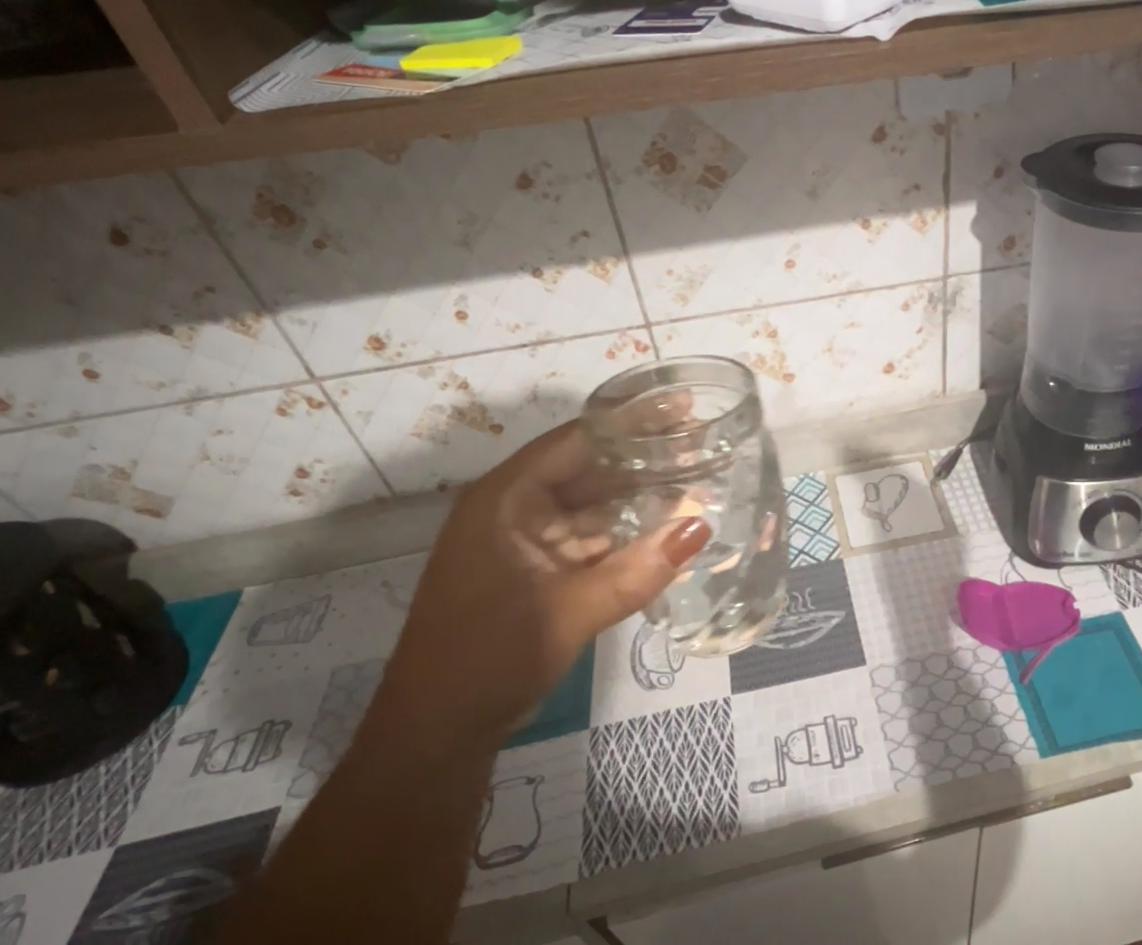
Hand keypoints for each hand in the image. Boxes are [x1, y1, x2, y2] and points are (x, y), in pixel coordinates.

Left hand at [371, 422, 710, 750]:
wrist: (436, 734)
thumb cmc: (485, 660)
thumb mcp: (566, 614)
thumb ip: (636, 571)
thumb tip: (700, 527)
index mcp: (504, 500)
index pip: (576, 441)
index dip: (631, 421)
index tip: (685, 407)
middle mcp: (513, 511)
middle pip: (587, 470)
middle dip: (643, 460)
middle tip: (705, 446)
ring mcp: (524, 544)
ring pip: (592, 508)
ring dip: (639, 499)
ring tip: (699, 482)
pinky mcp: (537, 574)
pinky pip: (589, 542)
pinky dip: (626, 536)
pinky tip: (668, 531)